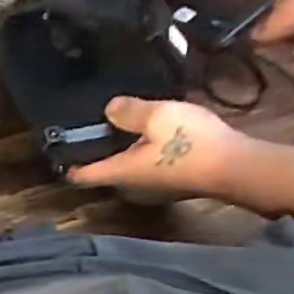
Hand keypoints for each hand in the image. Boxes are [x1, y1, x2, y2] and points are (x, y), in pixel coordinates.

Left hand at [65, 97, 250, 196]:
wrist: (235, 166)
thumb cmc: (191, 142)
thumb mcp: (158, 116)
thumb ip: (130, 111)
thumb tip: (109, 108)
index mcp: (120, 172)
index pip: (82, 175)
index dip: (67, 163)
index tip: (58, 148)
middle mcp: (130, 184)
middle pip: (103, 170)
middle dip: (93, 151)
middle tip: (86, 125)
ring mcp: (151, 185)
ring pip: (125, 166)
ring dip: (119, 149)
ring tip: (114, 122)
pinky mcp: (170, 180)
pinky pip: (145, 163)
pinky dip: (140, 149)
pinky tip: (146, 130)